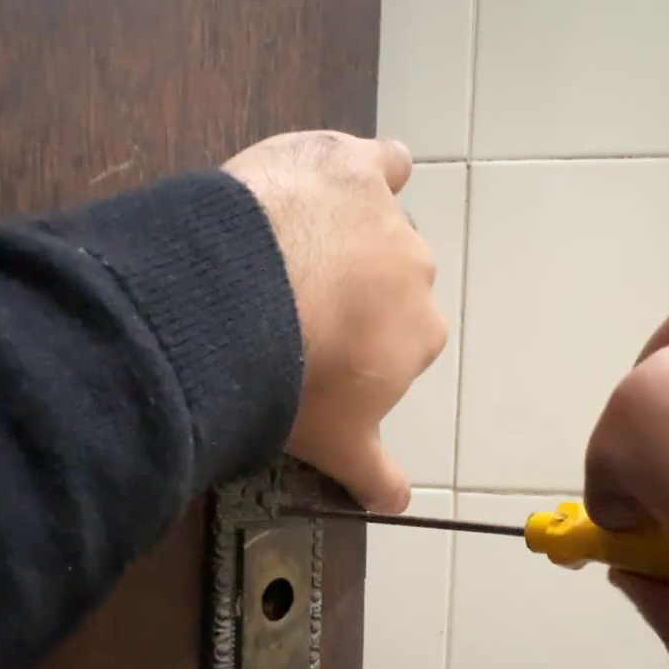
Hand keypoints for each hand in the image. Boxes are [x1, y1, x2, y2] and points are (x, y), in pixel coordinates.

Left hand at [224, 131, 447, 512]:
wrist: (247, 309)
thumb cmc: (298, 386)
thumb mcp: (338, 446)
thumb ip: (375, 477)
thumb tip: (400, 508)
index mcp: (420, 335)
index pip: (398, 341)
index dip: (358, 349)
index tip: (321, 357)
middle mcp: (417, 274)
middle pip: (388, 284)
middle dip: (352, 297)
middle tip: (297, 311)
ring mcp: (385, 216)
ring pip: (382, 226)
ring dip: (349, 241)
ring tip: (297, 255)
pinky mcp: (349, 166)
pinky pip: (380, 161)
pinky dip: (371, 168)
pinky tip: (349, 175)